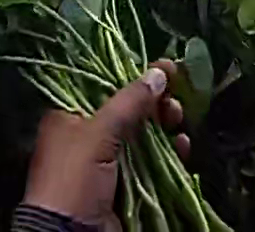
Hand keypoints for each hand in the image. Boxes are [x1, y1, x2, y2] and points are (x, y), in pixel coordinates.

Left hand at [23, 61, 189, 228]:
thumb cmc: (75, 178)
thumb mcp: (98, 133)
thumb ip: (129, 101)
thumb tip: (158, 73)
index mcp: (70, 115)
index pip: (108, 83)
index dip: (136, 74)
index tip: (166, 67)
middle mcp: (88, 135)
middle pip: (129, 108)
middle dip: (155, 101)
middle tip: (174, 97)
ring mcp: (109, 163)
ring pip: (143, 134)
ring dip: (165, 124)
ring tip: (178, 120)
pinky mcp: (126, 187)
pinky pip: (152, 162)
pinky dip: (169, 153)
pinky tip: (183, 147)